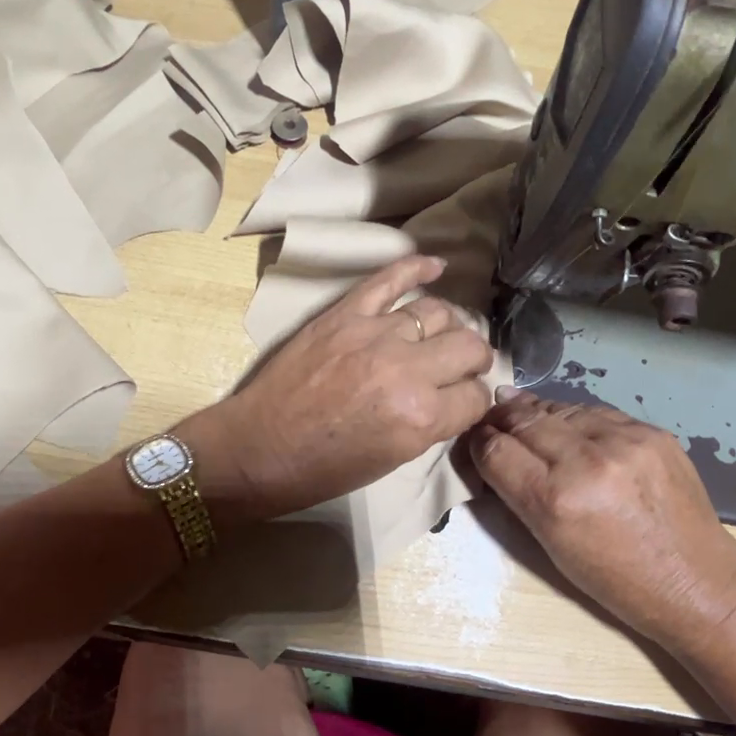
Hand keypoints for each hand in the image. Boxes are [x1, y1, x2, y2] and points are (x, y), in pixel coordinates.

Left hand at [182, 255, 496, 522]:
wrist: (259, 449)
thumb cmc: (324, 469)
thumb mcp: (394, 459)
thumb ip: (431, 423)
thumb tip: (453, 398)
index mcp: (421, 416)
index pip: (475, 397)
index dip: (475, 402)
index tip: (466, 403)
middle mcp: (406, 369)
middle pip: (468, 347)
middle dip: (475, 361)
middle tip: (465, 368)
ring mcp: (374, 334)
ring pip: (436, 312)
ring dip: (448, 326)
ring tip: (443, 336)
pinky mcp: (344, 314)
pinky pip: (389, 279)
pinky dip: (415, 268)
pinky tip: (434, 266)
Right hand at [469, 388, 735, 645]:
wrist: (695, 582)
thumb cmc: (614, 581)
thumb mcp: (550, 546)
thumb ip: (519, 494)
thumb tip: (494, 450)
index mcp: (555, 500)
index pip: (496, 450)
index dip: (478, 442)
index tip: (474, 441)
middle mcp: (587, 462)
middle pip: (524, 420)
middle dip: (502, 419)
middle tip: (491, 419)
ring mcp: (624, 441)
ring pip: (561, 409)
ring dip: (537, 413)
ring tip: (523, 415)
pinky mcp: (652, 432)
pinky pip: (597, 413)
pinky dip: (576, 419)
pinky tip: (568, 427)